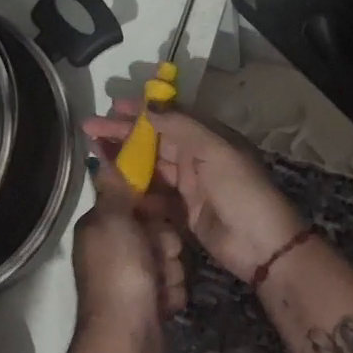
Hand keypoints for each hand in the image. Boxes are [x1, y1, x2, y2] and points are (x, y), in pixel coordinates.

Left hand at [72, 167, 187, 338]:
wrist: (126, 338)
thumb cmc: (118, 273)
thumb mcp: (112, 222)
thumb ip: (113, 191)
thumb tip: (100, 158)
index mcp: (99, 225)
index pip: (135, 200)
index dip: (152, 207)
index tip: (160, 214)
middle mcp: (112, 247)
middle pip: (157, 229)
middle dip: (165, 243)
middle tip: (157, 256)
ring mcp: (130, 275)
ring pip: (169, 257)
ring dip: (170, 270)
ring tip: (159, 285)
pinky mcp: (147, 300)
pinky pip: (171, 284)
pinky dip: (171, 293)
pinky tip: (163, 302)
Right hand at [84, 102, 305, 283]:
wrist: (262, 247)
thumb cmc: (242, 192)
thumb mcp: (215, 151)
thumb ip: (181, 126)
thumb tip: (148, 104)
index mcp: (209, 137)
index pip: (169, 116)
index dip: (140, 110)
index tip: (111, 106)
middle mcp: (196, 156)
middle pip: (153, 138)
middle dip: (121, 131)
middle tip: (90, 128)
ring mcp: (187, 183)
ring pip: (148, 162)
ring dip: (122, 155)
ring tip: (92, 149)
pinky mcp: (179, 208)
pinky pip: (150, 188)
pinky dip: (130, 182)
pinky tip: (109, 178)